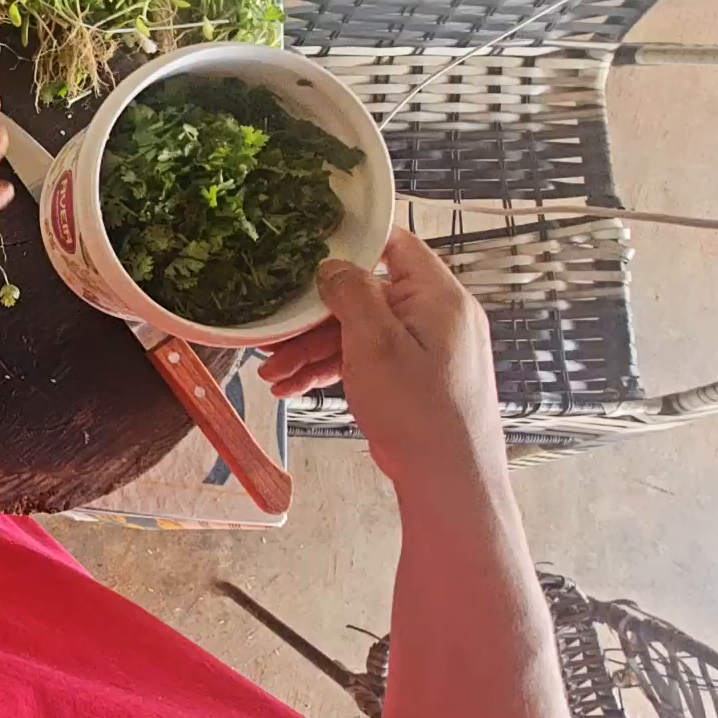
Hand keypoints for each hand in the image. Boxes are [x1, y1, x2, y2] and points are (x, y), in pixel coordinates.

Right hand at [258, 228, 506, 489]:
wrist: (446, 477)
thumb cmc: (419, 410)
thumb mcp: (375, 344)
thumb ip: (352, 295)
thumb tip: (330, 266)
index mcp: (436, 299)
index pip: (396, 246)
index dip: (352, 240)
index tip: (305, 245)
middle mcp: (431, 316)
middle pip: (359, 297)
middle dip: (309, 320)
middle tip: (271, 339)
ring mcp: (419, 346)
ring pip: (351, 331)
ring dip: (308, 351)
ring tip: (272, 372)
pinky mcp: (405, 372)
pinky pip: (358, 357)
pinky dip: (325, 369)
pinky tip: (290, 385)